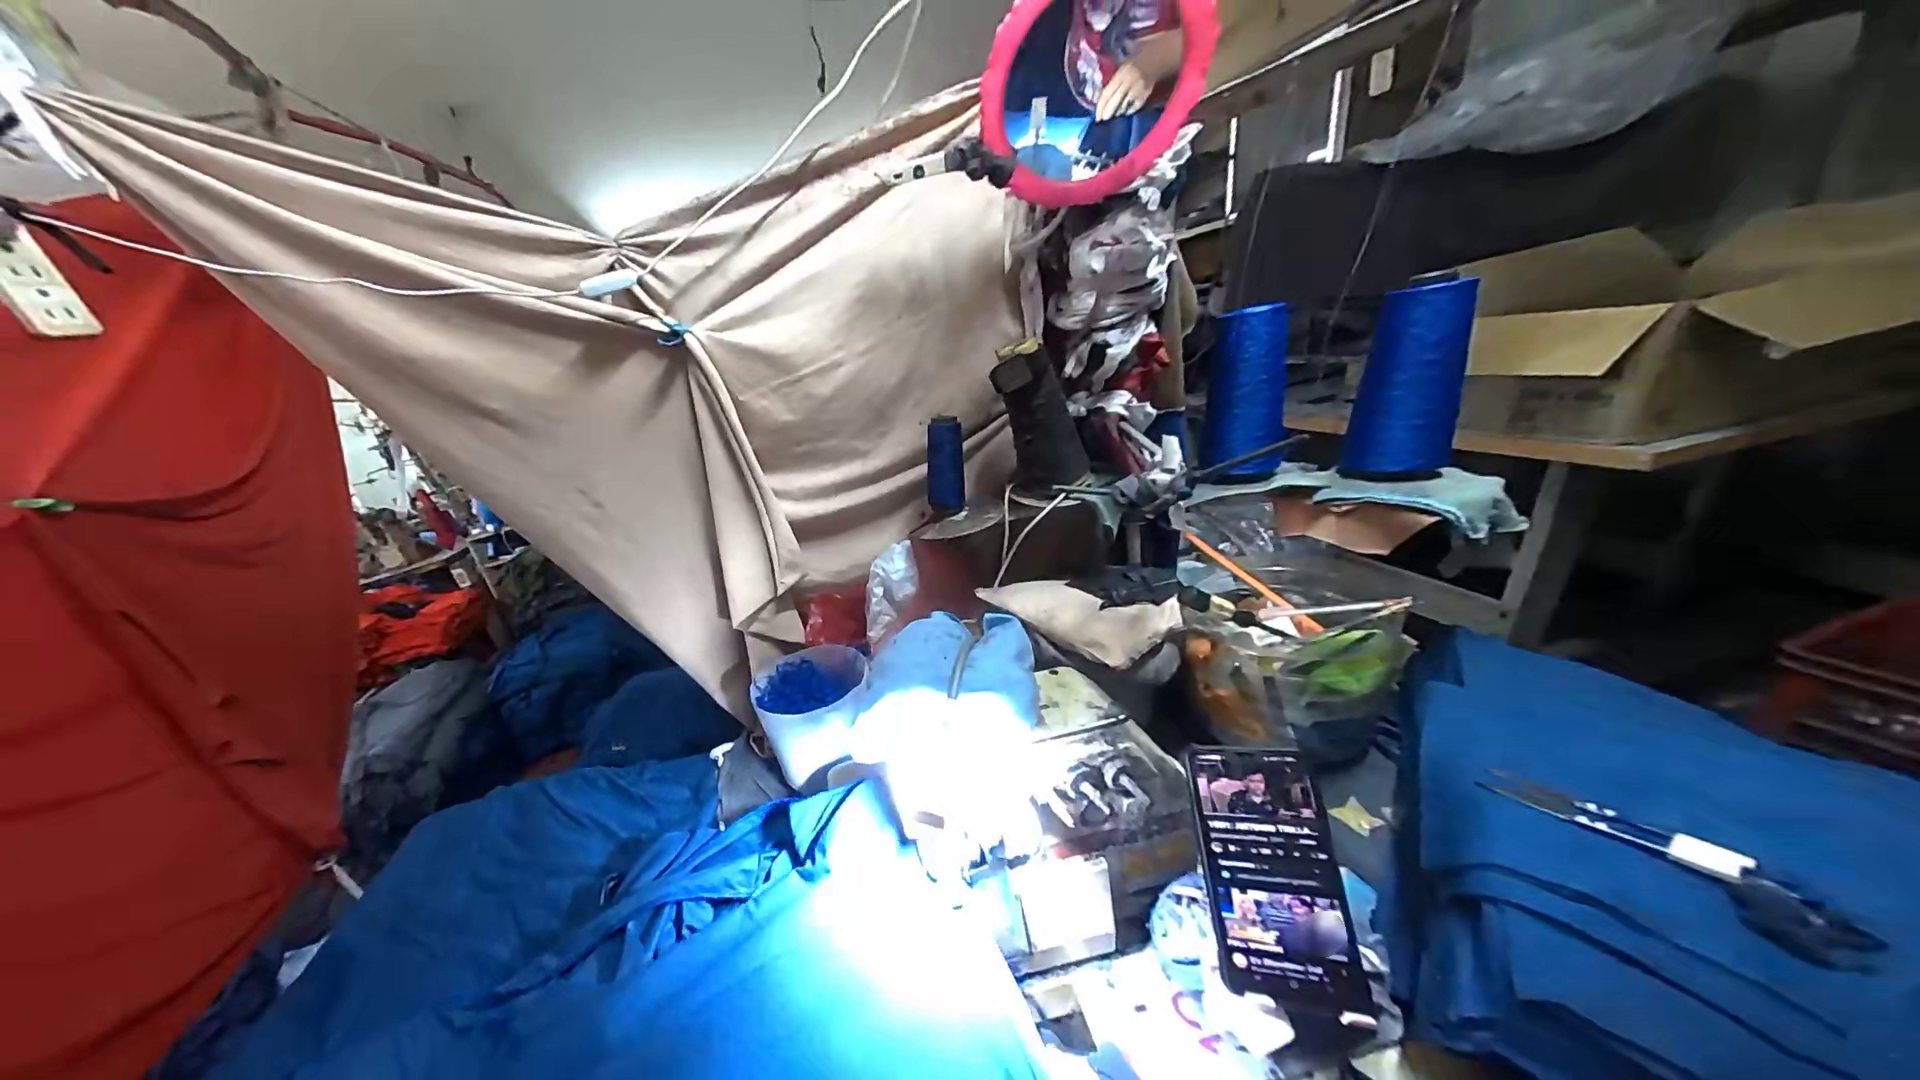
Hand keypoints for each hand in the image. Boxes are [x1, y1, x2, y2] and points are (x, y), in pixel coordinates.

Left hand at [1095, 61, 1151, 121]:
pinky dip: (1127, 111)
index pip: (1107, 94)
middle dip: (1107, 113)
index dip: (1100, 107)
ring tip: (1113, 114)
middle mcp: (1128, 83)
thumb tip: (1096, 98)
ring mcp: (1137, 90)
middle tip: (1103, 119)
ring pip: (1123, 108)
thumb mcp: (1120, 70)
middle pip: (1114, 103)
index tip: (1097, 118)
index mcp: (1120, 75)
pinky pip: (1133, 109)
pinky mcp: (1144, 96)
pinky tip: (1125, 111)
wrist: (1154, 61)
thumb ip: (1109, 84)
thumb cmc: (1133, 65)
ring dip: (1117, 113)